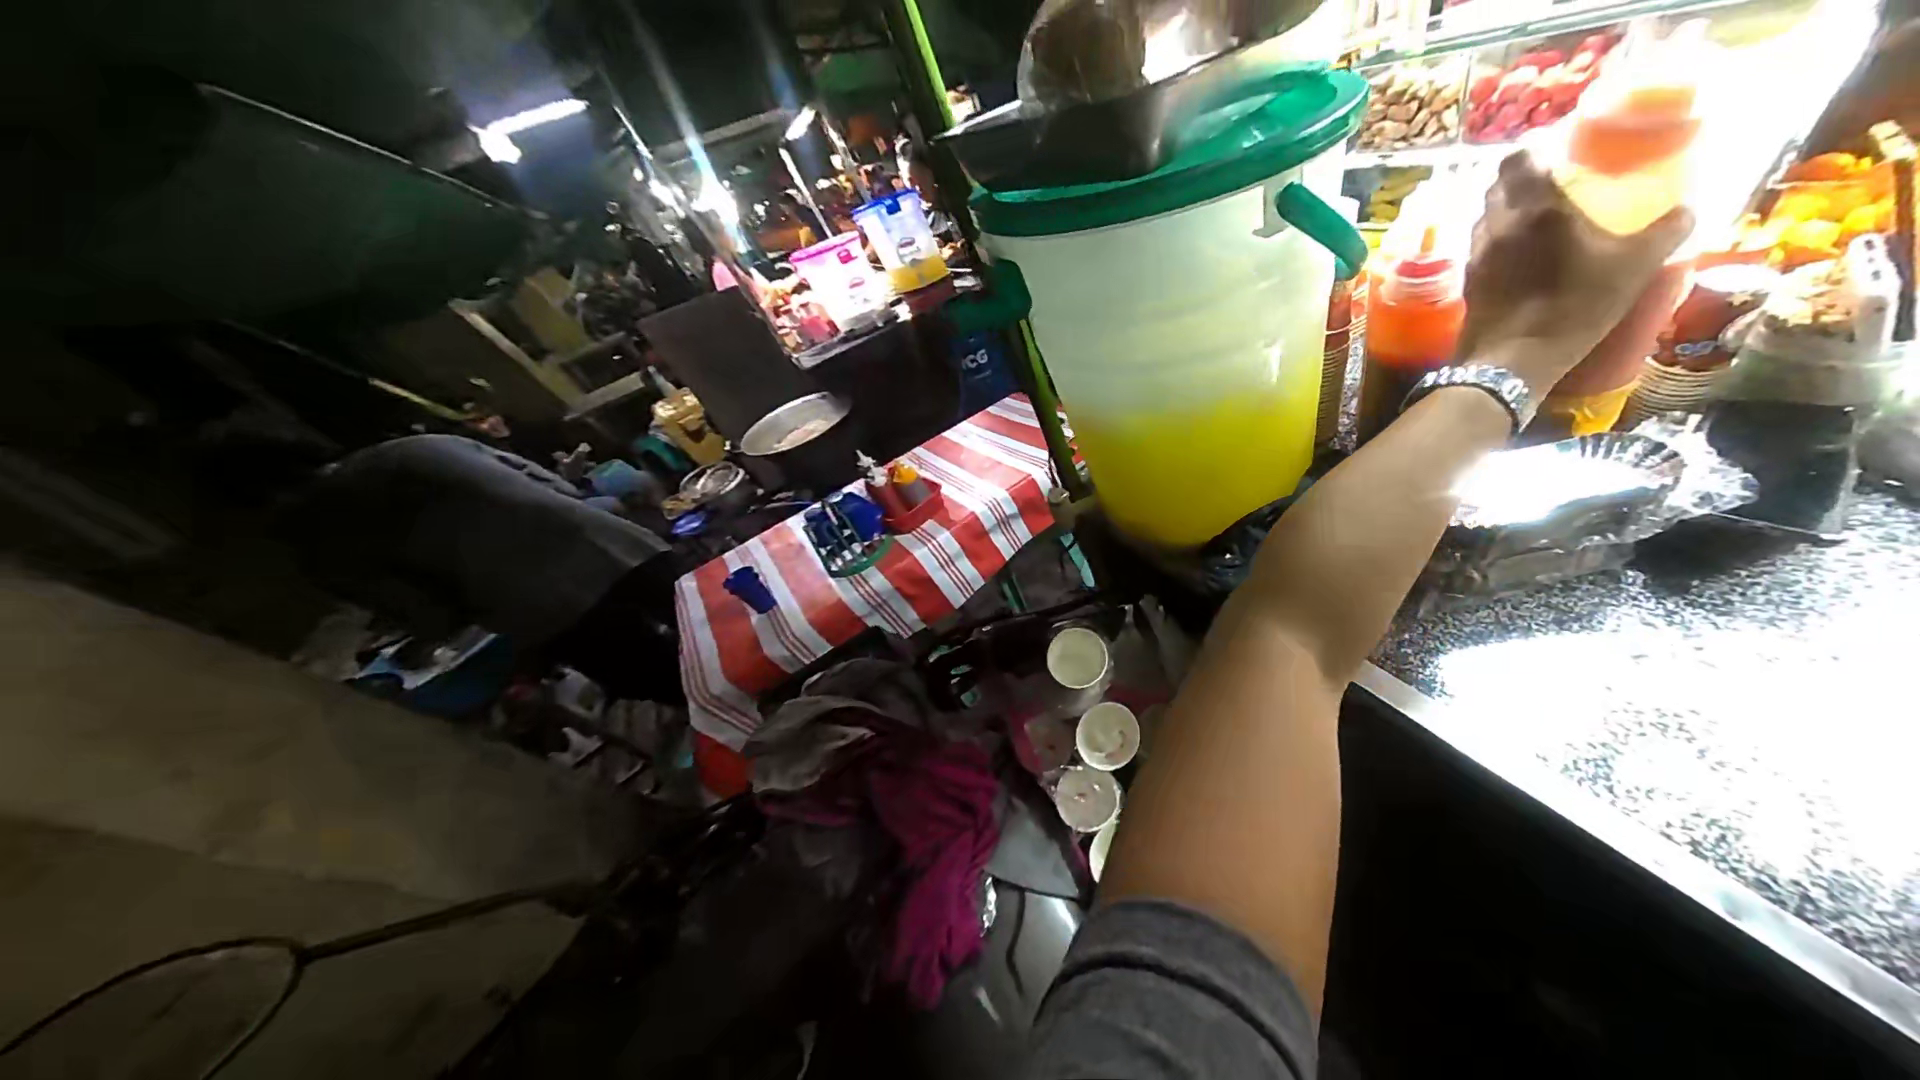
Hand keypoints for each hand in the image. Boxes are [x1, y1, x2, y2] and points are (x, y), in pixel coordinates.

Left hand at [1457, 151, 1693, 394]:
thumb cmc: (1573, 307)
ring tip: (1537, 214)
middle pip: (1496, 185)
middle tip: (1552, 180)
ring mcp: (1475, 254)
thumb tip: (1689, 208)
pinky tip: (1519, 250)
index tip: (1556, 147)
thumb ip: (1666, 229)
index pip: (1517, 158)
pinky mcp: (1467, 280)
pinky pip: (1479, 245)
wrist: (1510, 361)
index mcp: (1536, 207)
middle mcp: (1496, 225)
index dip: (1533, 147)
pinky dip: (1497, 238)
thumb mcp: (1635, 265)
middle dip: (1520, 177)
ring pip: (1484, 215)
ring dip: (1506, 208)